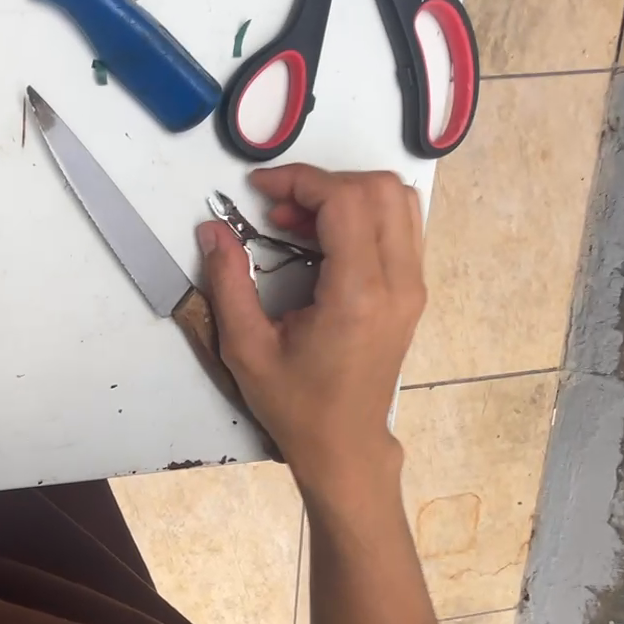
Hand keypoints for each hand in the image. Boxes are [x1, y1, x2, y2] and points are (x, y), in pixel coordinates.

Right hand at [195, 165, 425, 501]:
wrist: (343, 442)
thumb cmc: (293, 403)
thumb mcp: (245, 348)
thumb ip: (228, 284)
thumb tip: (212, 231)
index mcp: (357, 296)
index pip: (346, 201)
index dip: (301, 181)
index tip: (258, 189)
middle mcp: (397, 282)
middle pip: (377, 189)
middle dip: (321, 184)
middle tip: (274, 209)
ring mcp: (412, 285)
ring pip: (396, 201)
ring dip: (344, 195)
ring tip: (297, 222)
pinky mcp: (411, 290)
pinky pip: (399, 226)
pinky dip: (361, 215)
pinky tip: (322, 239)